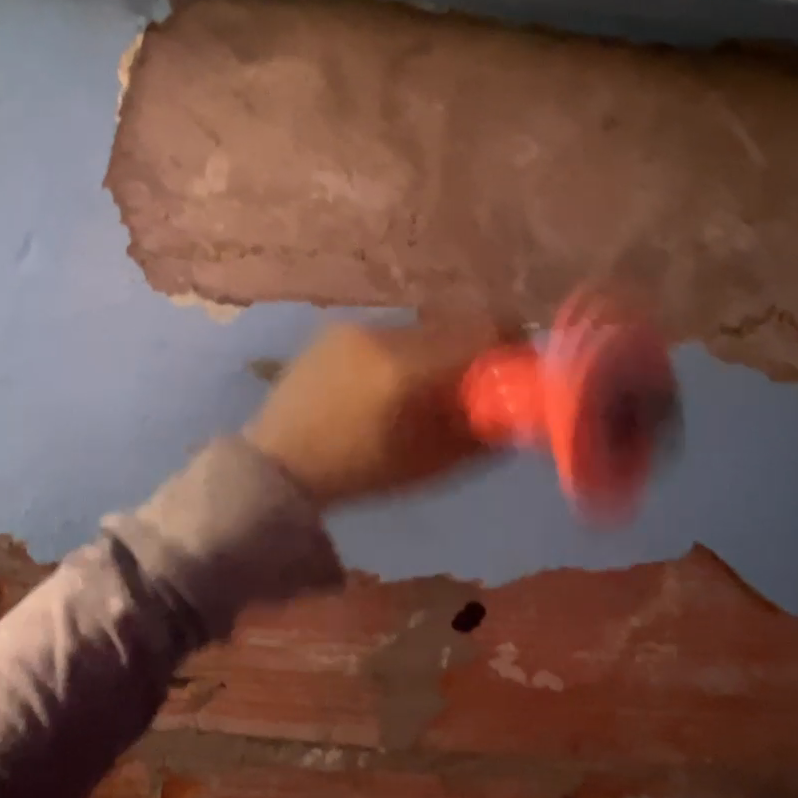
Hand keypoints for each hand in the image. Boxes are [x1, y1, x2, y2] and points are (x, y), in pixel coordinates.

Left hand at [243, 321, 503, 506]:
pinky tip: (388, 385)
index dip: (512, 347)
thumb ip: (483, 430)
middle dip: (472, 351)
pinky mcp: (333, 331)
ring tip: (423, 392)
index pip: (485, 330)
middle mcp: (381, 333)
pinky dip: (401, 353)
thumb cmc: (356, 472)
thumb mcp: (430, 461)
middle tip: (474, 387)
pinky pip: (387, 334)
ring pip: (420, 329)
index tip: (515, 374)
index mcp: (406, 366)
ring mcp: (353, 327)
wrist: (276, 463)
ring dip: (434, 352)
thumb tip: (522, 407)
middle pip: (453, 324)